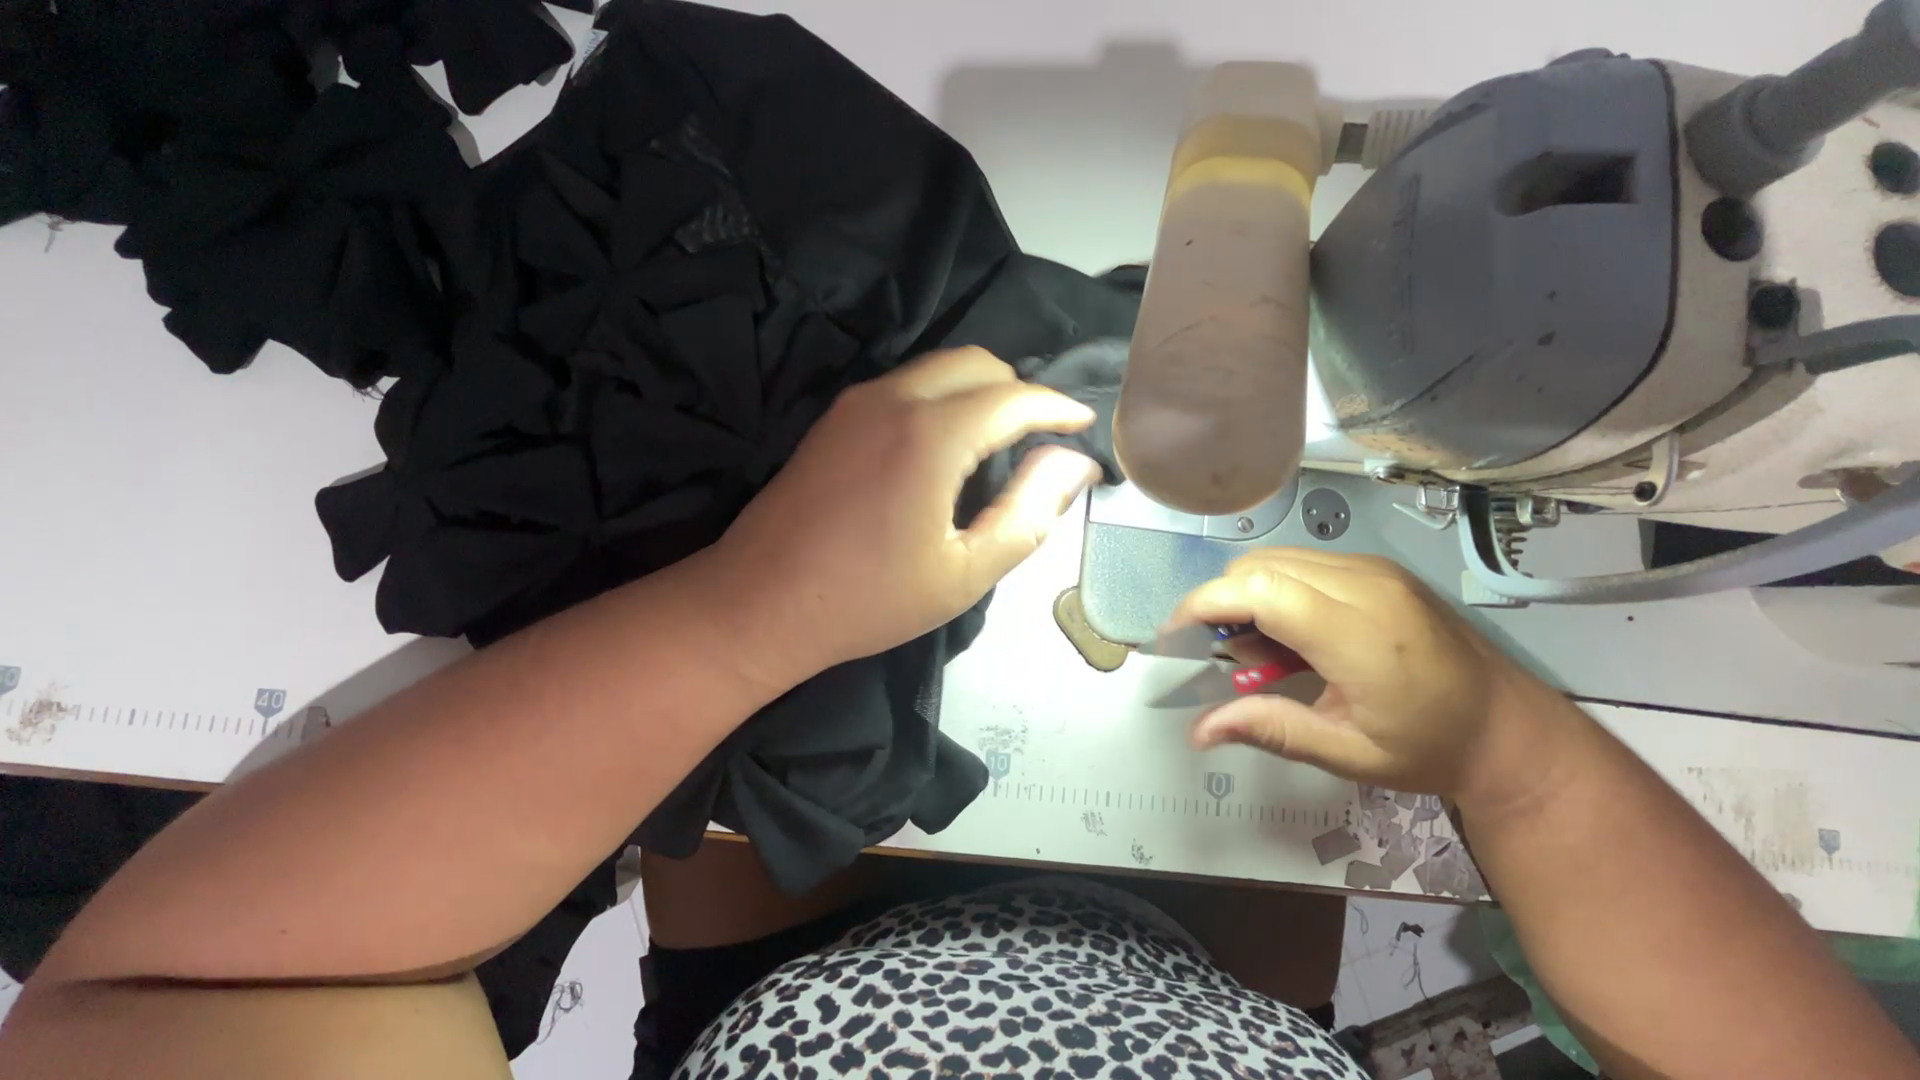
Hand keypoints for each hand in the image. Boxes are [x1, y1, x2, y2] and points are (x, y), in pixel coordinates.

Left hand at [714, 347, 1102, 678]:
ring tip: (1002, 440)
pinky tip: (947, 446)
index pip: (1014, 396)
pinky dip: (942, 398)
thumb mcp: (965, 570)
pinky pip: (905, 386)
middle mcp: (893, 398)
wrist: (758, 604)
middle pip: (977, 363)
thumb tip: (1074, 463)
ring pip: (938, 368)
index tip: (1084, 424)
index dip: (1057, 407)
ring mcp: (855, 404)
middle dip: (1019, 390)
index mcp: (931, 434)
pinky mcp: (833, 419)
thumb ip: (1029, 511)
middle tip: (1042, 437)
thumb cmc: (868, 599)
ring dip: (979, 390)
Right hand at [1167, 549, 1572, 809]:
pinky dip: (1276, 591)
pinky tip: (1289, 637)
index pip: (1259, 589)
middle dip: (1220, 604)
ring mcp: (1375, 570)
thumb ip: (1270, 729)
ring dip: (1247, 596)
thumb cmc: (1429, 747)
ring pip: (1278, 559)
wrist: (1509, 728)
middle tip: (1217, 656)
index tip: (1174, 638)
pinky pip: (1304, 563)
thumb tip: (1198, 732)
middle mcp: (1365, 584)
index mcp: (1358, 632)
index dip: (1204, 605)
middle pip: (1259, 567)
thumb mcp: (1347, 752)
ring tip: (1256, 652)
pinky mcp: (1378, 569)